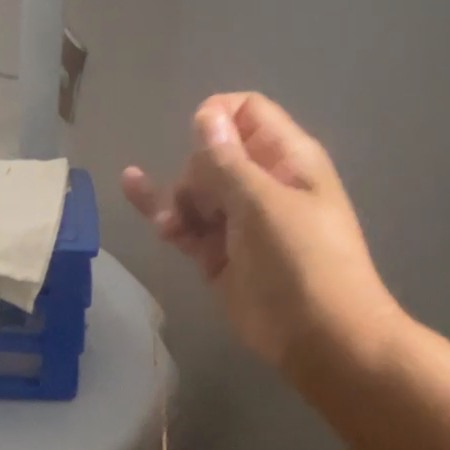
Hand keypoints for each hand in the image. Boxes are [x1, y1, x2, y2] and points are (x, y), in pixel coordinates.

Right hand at [123, 92, 405, 376]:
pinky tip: (131, 185)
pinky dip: (161, 211)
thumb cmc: (302, 261)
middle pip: (212, 154)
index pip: (246, 111)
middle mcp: (262, 183)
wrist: (319, 337)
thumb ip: (227, 159)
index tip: (197, 143)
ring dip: (177, 200)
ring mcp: (238, 221)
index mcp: (286, 158)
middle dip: (194, 172)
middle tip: (203, 207)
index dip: (216, 118)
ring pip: (195, 190)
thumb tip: (205, 115)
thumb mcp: (263, 203)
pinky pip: (185, 223)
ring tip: (173, 229)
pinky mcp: (218, 255)